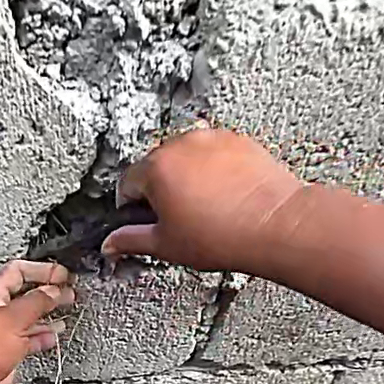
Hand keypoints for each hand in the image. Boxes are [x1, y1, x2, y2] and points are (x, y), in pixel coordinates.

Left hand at [0, 260, 73, 383]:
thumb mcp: (14, 319)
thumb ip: (37, 302)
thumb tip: (53, 291)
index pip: (18, 271)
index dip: (41, 270)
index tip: (62, 274)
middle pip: (25, 293)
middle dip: (48, 290)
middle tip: (67, 290)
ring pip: (28, 316)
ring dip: (47, 312)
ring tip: (65, 308)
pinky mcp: (5, 350)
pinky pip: (27, 338)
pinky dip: (41, 336)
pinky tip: (52, 336)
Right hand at [102, 128, 308, 272]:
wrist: (273, 224)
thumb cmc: (222, 236)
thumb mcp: (166, 245)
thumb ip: (131, 240)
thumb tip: (110, 244)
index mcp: (156, 167)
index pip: (127, 184)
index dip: (133, 209)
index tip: (146, 222)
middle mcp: (181, 144)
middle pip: (157, 167)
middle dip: (162, 192)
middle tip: (179, 221)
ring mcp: (211, 138)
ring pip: (186, 159)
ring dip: (188, 179)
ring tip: (206, 210)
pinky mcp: (237, 140)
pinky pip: (214, 154)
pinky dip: (214, 172)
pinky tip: (224, 197)